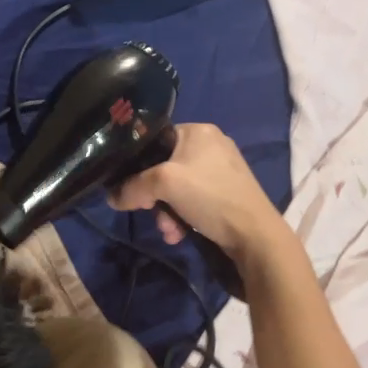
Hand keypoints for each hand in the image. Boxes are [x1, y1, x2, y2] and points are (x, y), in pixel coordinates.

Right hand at [108, 123, 287, 261]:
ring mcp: (222, 170)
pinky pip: (194, 199)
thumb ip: (132, 187)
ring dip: (167, 211)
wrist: (256, 236)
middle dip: (154, 196)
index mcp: (198, 130)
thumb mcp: (164, 184)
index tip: (131, 187)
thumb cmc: (209, 196)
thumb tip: (111, 197)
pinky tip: (181, 234)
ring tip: (170, 231)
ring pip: (178, 187)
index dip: (138, 163)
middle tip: (150, 212)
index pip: (155, 138)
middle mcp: (211, 144)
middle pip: (164, 166)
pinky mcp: (228, 193)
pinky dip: (183, 216)